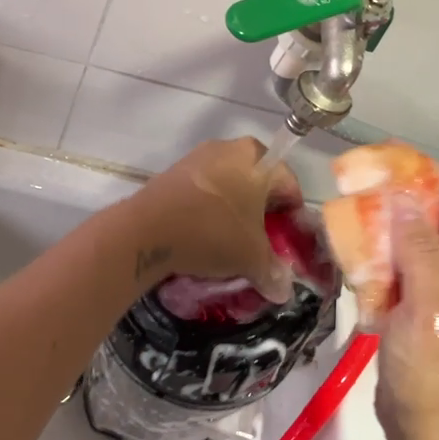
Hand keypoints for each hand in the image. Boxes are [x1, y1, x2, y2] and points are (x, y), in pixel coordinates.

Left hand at [118, 137, 302, 299]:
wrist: (146, 230)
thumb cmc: (212, 232)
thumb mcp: (250, 257)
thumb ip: (272, 271)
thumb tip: (282, 291)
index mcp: (258, 158)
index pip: (289, 185)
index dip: (292, 217)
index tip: (287, 243)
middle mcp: (229, 148)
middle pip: (258, 182)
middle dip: (262, 212)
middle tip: (261, 242)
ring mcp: (198, 156)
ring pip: (229, 185)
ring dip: (233, 210)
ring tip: (231, 241)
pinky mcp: (173, 171)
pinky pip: (203, 190)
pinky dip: (208, 208)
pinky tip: (204, 233)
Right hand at [373, 164, 438, 439]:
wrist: (427, 430)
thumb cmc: (434, 371)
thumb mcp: (429, 306)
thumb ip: (419, 250)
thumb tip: (404, 196)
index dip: (424, 173)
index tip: (384, 153)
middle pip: (433, 217)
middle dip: (397, 196)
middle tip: (356, 179)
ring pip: (411, 240)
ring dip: (382, 225)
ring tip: (348, 208)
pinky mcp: (418, 304)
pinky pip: (398, 266)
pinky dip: (376, 255)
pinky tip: (351, 251)